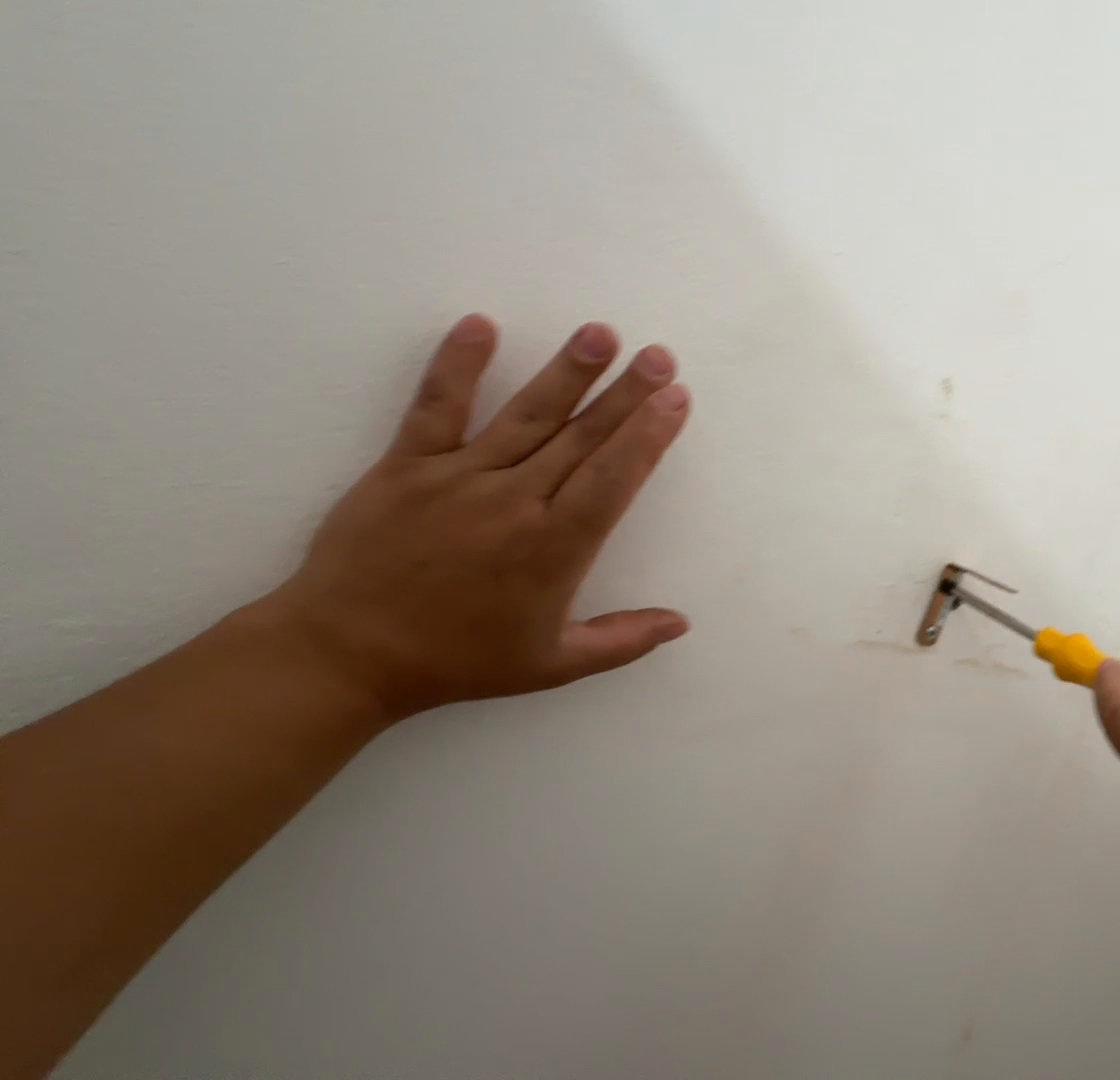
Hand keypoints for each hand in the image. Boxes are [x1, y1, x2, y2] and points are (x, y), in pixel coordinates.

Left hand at [251, 314, 692, 721]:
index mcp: (555, 548)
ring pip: (526, 415)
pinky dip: (457, 366)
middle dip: (627, 394)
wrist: (345, 654)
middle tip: (659, 356)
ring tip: (599, 333)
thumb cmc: (459, 660)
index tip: (675, 399)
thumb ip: (622, 641)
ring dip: (568, 372)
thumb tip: (681, 623)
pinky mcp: (406, 466)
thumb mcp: (552, 665)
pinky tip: (481, 325)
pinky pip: (436, 407)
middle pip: (583, 438)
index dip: (648, 436)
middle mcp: (515, 502)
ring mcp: (459, 478)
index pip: (614, 479)